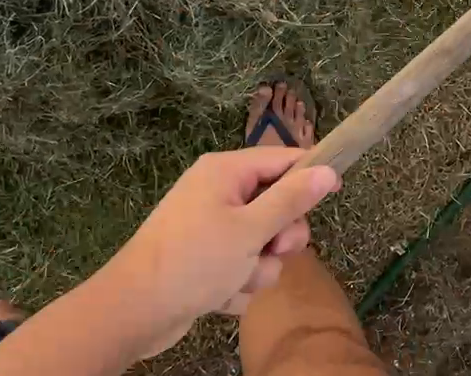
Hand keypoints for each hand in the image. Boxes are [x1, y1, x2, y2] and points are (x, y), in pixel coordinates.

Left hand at [92, 147, 340, 354]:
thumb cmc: (194, 261)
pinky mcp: (204, 259)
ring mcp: (210, 226)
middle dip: (279, 236)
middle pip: (275, 205)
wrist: (134, 311)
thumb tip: (328, 169)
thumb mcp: (250, 230)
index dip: (310, 174)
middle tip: (272, 249)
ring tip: (235, 280)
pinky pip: (241, 266)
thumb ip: (291, 200)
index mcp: (226, 171)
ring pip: (261, 242)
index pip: (281, 159)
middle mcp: (218, 191)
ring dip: (258, 267)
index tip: (336, 191)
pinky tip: (217, 296)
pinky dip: (236, 284)